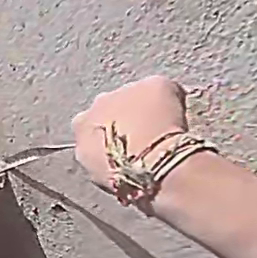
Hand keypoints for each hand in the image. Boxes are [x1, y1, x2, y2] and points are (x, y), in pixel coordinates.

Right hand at [71, 75, 190, 194]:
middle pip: (112, 105)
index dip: (103, 135)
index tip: (115, 146)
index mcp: (81, 124)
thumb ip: (95, 152)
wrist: (147, 163)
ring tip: (159, 131)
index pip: (89, 125)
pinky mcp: (153, 84)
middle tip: (138, 137)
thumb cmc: (119, 173)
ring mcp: (127, 90)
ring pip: (137, 96)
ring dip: (145, 109)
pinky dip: (170, 100)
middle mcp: (99, 101)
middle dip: (123, 117)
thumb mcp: (94, 168)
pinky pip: (163, 89)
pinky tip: (176, 120)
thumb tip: (104, 151)